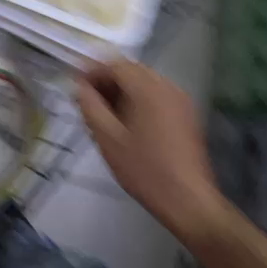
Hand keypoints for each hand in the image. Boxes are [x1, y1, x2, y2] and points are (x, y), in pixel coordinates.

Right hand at [76, 59, 230, 245]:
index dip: (92, 71)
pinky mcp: (187, 114)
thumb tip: (81, 86)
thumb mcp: (108, 139)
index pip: (115, 64)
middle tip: (89, 101)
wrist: (189, 202)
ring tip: (107, 114)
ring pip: (144, 82)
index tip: (77, 87)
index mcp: (148, 88)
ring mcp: (181, 100)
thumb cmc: (145, 170)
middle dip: (108, 81)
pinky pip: (158, 95)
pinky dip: (140, 99)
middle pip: (131, 70)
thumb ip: (90, 106)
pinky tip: (130, 123)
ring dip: (123, 90)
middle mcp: (167, 86)